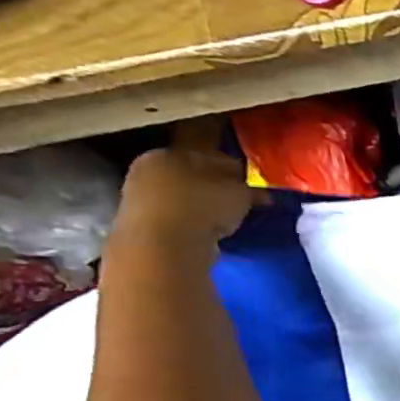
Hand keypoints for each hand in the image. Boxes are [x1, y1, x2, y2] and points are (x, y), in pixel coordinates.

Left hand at [115, 145, 254, 244]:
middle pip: (191, 179)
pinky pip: (176, 224)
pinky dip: (192, 228)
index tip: (250, 184)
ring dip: (202, 210)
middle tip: (238, 203)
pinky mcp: (141, 231)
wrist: (163, 247)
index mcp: (167, 153)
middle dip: (214, 189)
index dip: (232, 170)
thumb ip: (249, 190)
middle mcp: (147, 173)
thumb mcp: (239, 194)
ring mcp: (139, 203)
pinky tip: (207, 236)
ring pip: (182, 202)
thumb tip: (261, 193)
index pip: (207, 157)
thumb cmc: (202, 206)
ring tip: (225, 222)